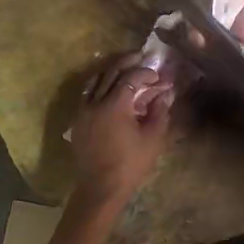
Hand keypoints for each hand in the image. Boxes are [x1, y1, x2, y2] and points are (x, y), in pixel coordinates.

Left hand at [71, 53, 174, 204]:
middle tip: (140, 56)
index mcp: (114, 104)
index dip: (146, 73)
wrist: (100, 187)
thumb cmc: (130, 164)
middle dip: (126, 62)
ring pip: (95, 81)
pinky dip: (99, 85)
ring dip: (110, 71)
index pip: (130, 78)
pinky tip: (108, 88)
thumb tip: (166, 94)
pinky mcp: (78, 120)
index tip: (158, 76)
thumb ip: (159, 112)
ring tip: (124, 67)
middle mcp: (95, 102)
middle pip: (110, 72)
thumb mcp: (152, 139)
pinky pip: (87, 94)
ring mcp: (83, 110)